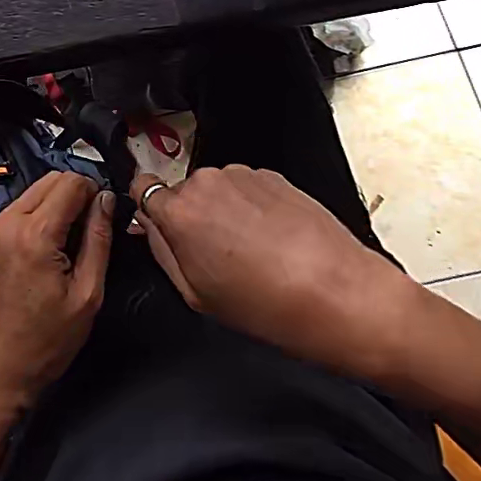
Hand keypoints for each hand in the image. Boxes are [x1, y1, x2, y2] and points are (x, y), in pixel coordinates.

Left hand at [0, 171, 112, 416]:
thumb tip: (107, 198)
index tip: (106, 216)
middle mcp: (9, 221)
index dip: (95, 192)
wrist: (2, 365)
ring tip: (75, 239)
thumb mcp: (88, 292)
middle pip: (52, 179)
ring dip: (60, 202)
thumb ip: (99, 238)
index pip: (71, 183)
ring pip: (37, 189)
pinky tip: (55, 242)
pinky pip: (24, 205)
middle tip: (93, 228)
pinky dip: (44, 212)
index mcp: (34, 234)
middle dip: (78, 194)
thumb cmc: (48, 338)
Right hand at [131, 166, 423, 376]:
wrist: (339, 294)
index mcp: (179, 212)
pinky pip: (246, 188)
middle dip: (193, 216)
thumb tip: (149, 227)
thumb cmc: (271, 304)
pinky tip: (271, 240)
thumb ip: (161, 250)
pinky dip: (252, 208)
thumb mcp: (194, 293)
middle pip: (182, 192)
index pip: (142, 187)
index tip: (159, 222)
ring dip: (224, 211)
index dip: (150, 209)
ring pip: (216, 190)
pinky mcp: (273, 176)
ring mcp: (242, 176)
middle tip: (215, 254)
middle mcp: (207, 183)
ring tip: (250, 252)